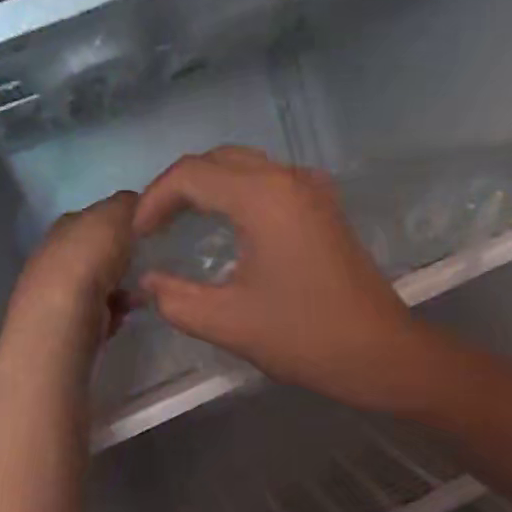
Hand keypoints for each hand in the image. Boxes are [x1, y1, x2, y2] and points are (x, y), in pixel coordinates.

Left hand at [5, 191, 137, 354]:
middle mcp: (56, 258)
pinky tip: (129, 313)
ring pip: (99, 285)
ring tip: (146, 291)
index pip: (94, 217)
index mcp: (64, 227)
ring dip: (122, 288)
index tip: (146, 229)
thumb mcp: (113, 216)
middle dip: (120, 257)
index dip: (120, 221)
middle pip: (95, 253)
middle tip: (149, 261)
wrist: (64, 320)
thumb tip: (135, 203)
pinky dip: (116, 313)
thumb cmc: (88, 259)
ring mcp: (60, 295)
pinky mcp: (69, 327)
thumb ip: (127, 205)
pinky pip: (100, 315)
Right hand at [134, 147, 420, 411]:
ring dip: (205, 189)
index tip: (135, 237)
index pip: (191, 175)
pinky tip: (220, 231)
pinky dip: (232, 197)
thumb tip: (148, 282)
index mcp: (263, 198)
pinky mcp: (321, 209)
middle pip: (218, 160)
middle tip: (151, 228)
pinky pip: (266, 185)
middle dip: (177, 188)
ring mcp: (310, 191)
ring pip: (243, 168)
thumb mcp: (225, 322)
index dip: (153, 200)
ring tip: (176, 227)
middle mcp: (288, 179)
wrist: (376, 352)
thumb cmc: (300, 336)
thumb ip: (174, 298)